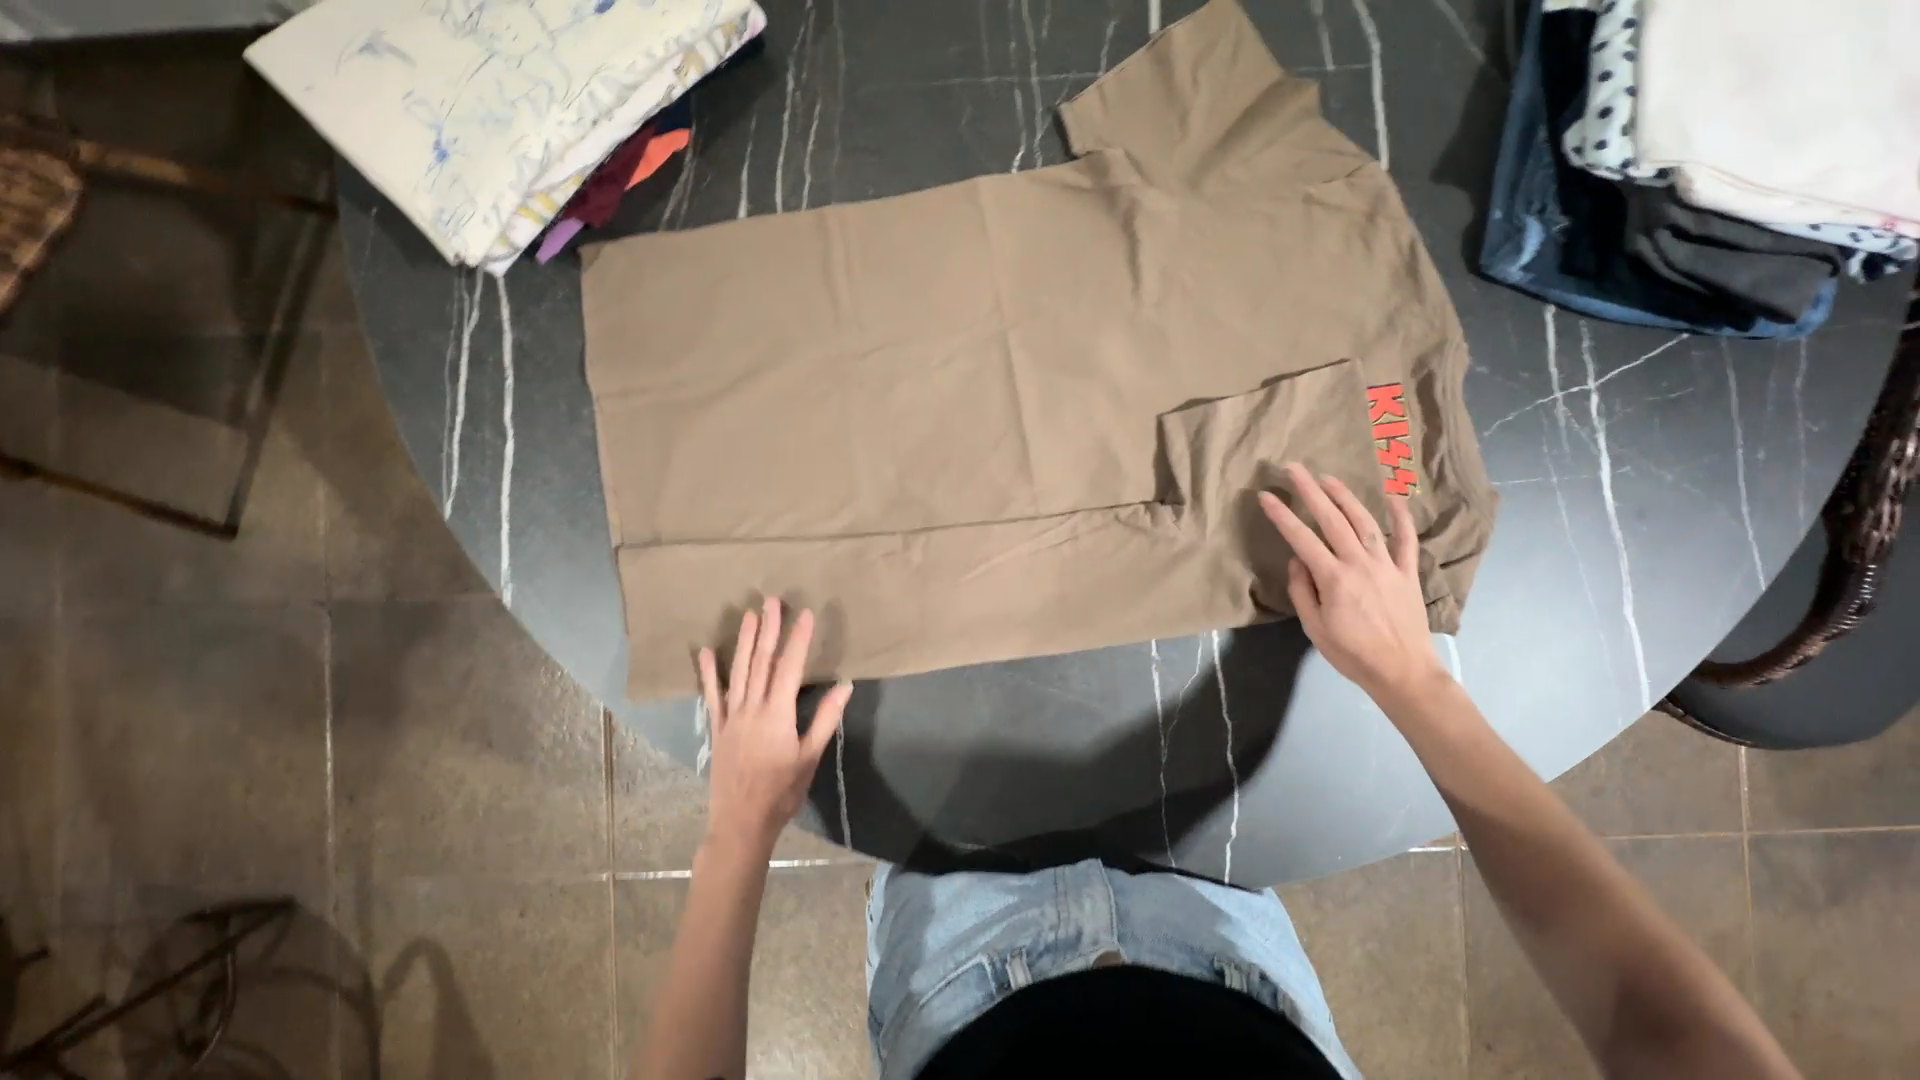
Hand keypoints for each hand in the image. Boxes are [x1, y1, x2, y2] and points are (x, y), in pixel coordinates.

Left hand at [697, 598, 852, 855]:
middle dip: (768, 630)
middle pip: (761, 662)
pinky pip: (713, 695)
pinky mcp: (718, 729)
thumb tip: (843, 686)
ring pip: (738, 672)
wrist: (741, 822)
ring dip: (743, 642)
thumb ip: (825, 719)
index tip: (805, 614)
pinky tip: (705, 652)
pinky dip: (709, 673)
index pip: (789, 668)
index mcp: (777, 715)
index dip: (798, 639)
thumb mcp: (810, 757)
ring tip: (748, 615)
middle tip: (772, 601)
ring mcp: (731, 717)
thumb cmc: (782, 792)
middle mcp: (751, 708)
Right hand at [1258, 463, 1447, 701]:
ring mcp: (1387, 565)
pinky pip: (1405, 540)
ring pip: (1364, 522)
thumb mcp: (1314, 628)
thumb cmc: (1352, 654)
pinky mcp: (1407, 572)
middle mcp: (1360, 564)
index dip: (1282, 516)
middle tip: (1295, 469)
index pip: (1301, 539)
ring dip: (1345, 497)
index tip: (1266, 496)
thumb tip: (1298, 561)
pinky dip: (1400, 517)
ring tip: (1328, 478)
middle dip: (1311, 491)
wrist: (1402, 671)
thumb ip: (1303, 591)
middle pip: (1332, 520)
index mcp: (1333, 579)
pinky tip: (1393, 497)